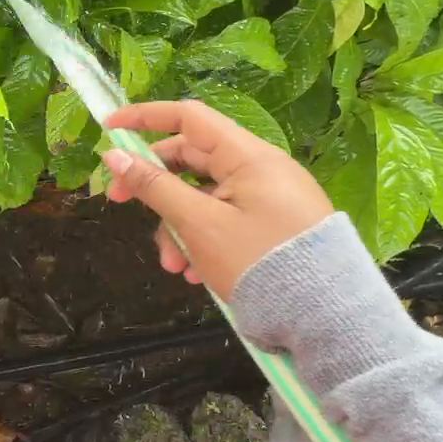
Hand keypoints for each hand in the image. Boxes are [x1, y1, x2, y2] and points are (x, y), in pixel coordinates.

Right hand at [100, 100, 334, 301]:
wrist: (334, 325)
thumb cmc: (260, 262)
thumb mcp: (197, 223)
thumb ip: (153, 185)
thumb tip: (114, 156)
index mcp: (249, 157)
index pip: (188, 116)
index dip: (144, 117)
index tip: (109, 130)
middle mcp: (262, 170)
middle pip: (190, 159)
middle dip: (153, 185)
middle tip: (120, 203)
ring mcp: (270, 199)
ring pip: (203, 195)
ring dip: (176, 223)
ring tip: (172, 264)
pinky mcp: (274, 226)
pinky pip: (224, 218)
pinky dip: (201, 237)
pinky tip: (194, 271)